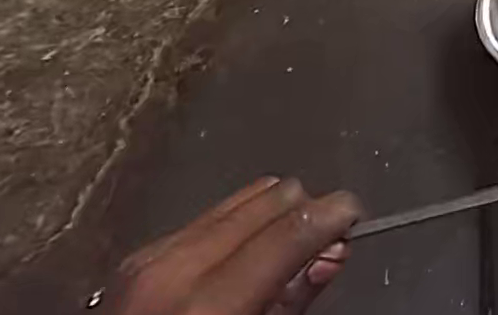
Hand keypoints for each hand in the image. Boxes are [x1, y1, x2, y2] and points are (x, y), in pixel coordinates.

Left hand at [100, 177, 361, 314]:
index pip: (294, 226)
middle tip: (317, 246)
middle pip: (278, 194)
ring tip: (279, 251)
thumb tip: (336, 250)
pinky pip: (216, 211)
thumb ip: (294, 300)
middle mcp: (177, 266)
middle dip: (306, 212)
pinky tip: (241, 257)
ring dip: (276, 213)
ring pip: (249, 193)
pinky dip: (242, 224)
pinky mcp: (142, 253)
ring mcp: (154, 255)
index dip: (337, 213)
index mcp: (206, 303)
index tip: (355, 217)